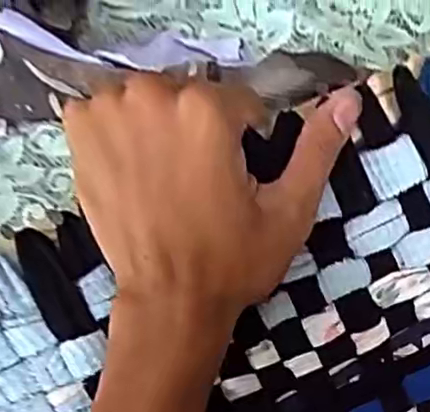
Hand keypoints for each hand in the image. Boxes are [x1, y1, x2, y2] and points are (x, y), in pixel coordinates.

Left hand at [62, 75, 359, 327]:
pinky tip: (141, 178)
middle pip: (194, 99)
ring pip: (154, 104)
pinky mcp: (80, 128)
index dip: (249, 146)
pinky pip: (113, 114)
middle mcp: (153, 93)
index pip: (243, 105)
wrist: (172, 300)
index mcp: (207, 110)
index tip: (241, 185)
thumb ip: (317, 151)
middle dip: (204, 135)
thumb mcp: (289, 213)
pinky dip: (128, 138)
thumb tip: (349, 101)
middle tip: (207, 191)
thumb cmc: (235, 263)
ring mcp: (109, 108)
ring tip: (174, 187)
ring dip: (165, 133)